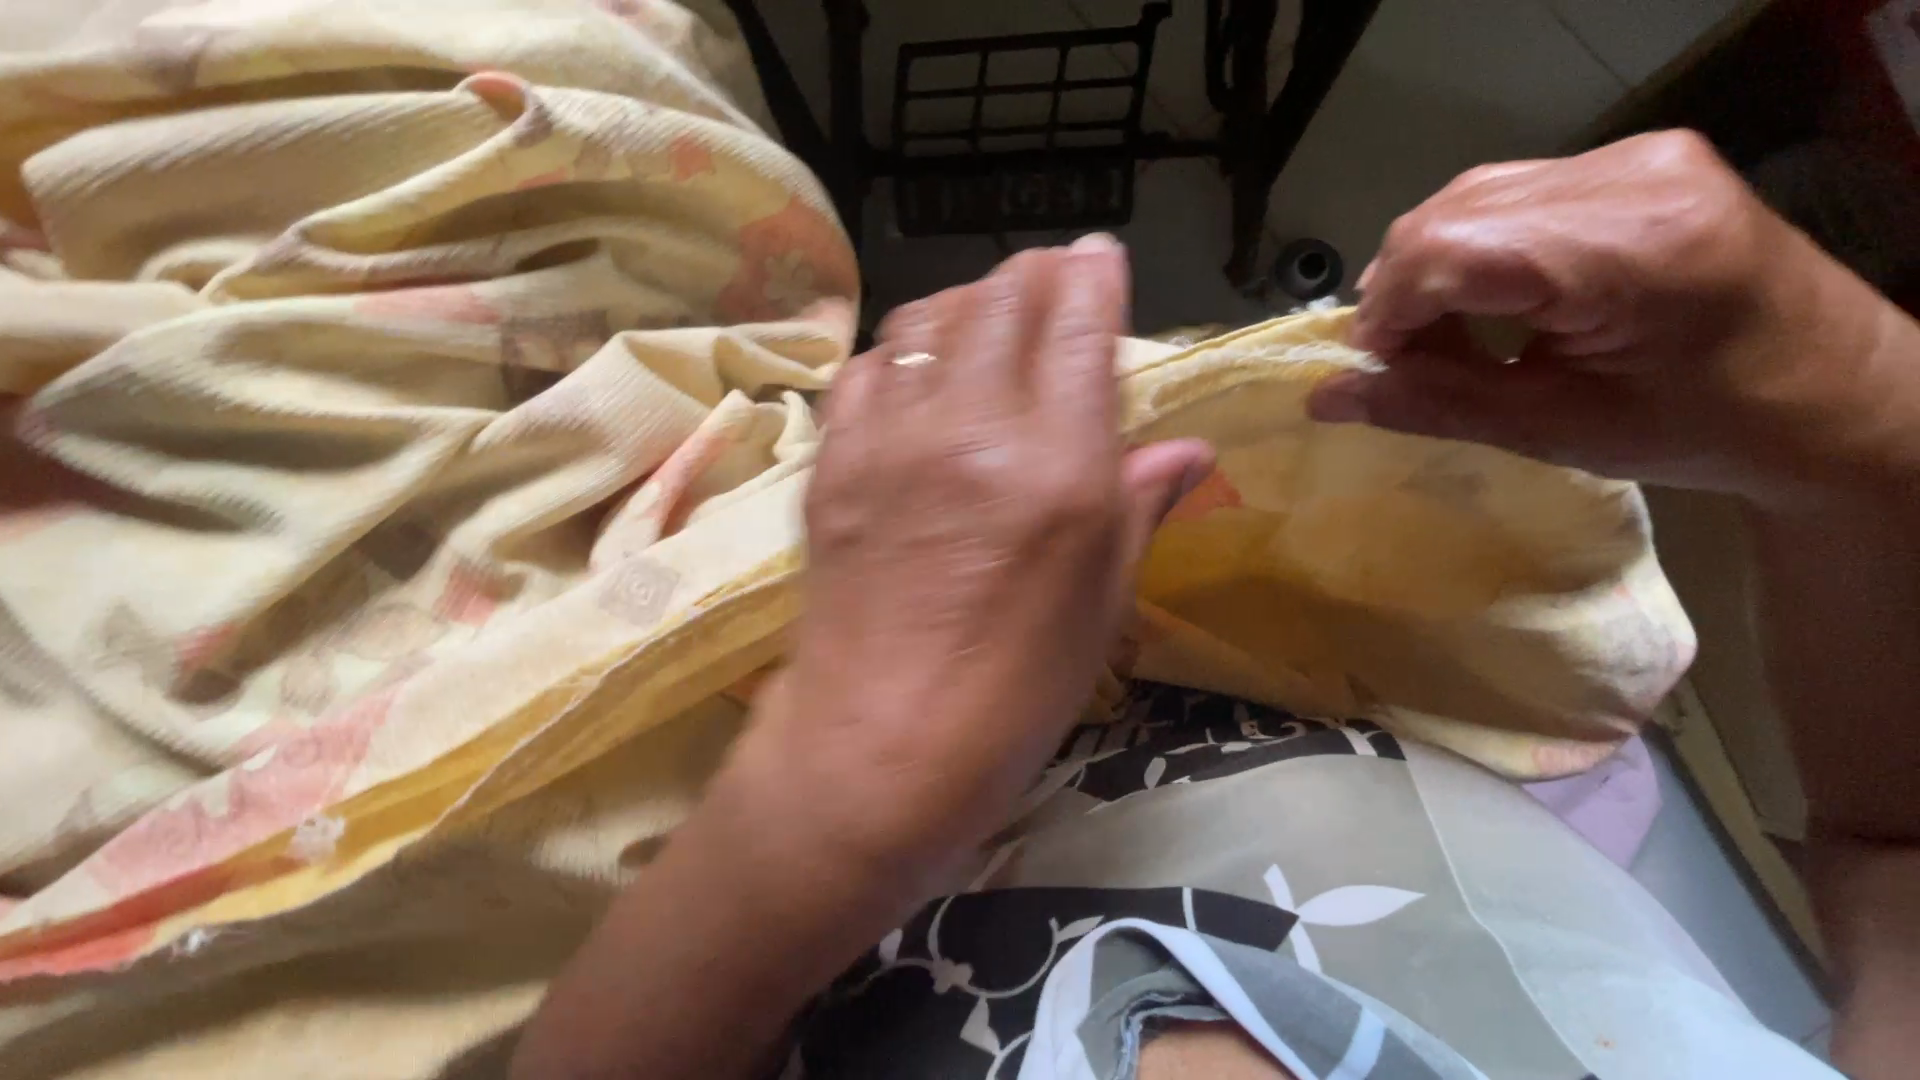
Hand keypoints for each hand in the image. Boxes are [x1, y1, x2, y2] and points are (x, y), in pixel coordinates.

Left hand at [720, 237, 1211, 891]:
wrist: (883, 744)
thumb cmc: (1017, 690)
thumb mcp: (1102, 601)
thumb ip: (1141, 503)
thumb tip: (1188, 446)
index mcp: (1058, 464)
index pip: (1078, 321)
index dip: (1092, 274)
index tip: (1098, 258)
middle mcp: (973, 428)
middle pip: (1002, 297)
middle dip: (1033, 276)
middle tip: (1048, 288)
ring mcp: (891, 440)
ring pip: (929, 318)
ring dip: (967, 303)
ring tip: (985, 326)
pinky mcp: (834, 464)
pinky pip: (867, 370)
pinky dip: (901, 355)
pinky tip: (917, 380)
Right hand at [1308, 130, 1916, 507]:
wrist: (1831, 394)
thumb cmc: (1699, 429)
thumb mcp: (1551, 432)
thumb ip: (1430, 404)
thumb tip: (1324, 398)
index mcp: (1631, 250)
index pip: (1449, 250)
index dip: (1387, 313)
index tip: (1377, 373)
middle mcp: (1633, 176)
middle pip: (1446, 217)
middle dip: (1400, 296)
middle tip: (1410, 364)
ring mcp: (1636, 158)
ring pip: (1463, 201)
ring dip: (1426, 275)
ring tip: (1447, 340)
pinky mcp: (1632, 162)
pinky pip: (1500, 197)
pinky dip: (1465, 255)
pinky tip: (1483, 304)